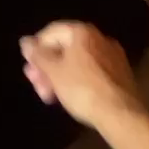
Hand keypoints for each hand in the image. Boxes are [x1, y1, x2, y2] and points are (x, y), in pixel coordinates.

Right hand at [20, 21, 143, 129]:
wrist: (122, 117)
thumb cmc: (82, 88)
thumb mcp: (53, 71)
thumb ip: (37, 54)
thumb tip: (25, 42)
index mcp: (82, 32)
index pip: (51, 32)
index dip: (36, 49)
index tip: (30, 68)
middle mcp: (99, 39)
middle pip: (64, 48)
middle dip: (47, 67)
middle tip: (36, 84)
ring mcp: (112, 57)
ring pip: (78, 62)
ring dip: (60, 76)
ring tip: (50, 96)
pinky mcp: (121, 76)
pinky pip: (92, 72)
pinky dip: (77, 80)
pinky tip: (69, 96)